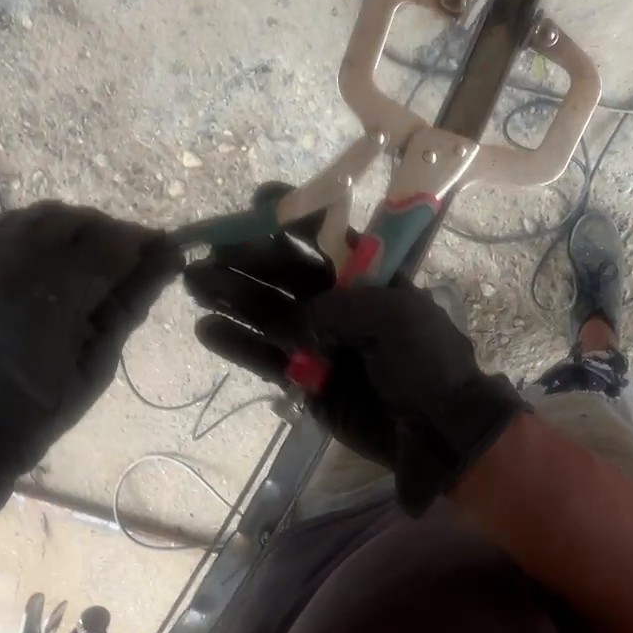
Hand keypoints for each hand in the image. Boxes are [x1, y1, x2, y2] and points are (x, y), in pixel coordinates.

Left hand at [0, 202, 181, 522]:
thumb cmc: (34, 410)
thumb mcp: (97, 364)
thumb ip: (131, 303)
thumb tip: (170, 257)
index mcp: (51, 297)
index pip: (112, 241)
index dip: (143, 243)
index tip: (161, 254)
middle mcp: (11, 267)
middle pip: (78, 221)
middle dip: (109, 237)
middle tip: (122, 266)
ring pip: (41, 215)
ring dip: (71, 231)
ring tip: (80, 264)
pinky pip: (4, 224)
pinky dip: (34, 232)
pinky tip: (43, 261)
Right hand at [184, 202, 525, 514]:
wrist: (439, 431)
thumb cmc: (427, 363)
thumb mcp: (397, 318)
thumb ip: (341, 308)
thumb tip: (293, 318)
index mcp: (369, 278)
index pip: (327, 238)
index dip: (295, 217)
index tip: (258, 200)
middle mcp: (340, 303)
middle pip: (286, 274)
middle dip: (249, 259)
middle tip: (209, 251)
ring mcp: (320, 342)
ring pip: (268, 312)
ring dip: (233, 296)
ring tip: (193, 282)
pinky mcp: (305, 380)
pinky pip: (265, 357)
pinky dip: (237, 343)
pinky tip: (206, 328)